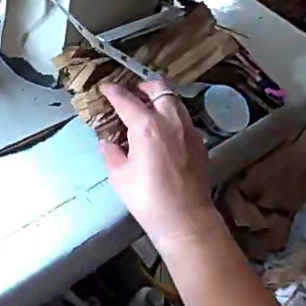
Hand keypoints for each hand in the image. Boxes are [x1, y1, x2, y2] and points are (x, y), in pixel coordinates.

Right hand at [100, 80, 222, 248]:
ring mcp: (188, 130)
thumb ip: (111, 154)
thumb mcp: (120, 176)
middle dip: (143, 86)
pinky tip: (164, 129)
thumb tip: (107, 143)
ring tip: (148, 108)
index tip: (106, 88)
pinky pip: (184, 118)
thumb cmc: (148, 199)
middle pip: (159, 88)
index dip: (113, 92)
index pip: (126, 99)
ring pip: (175, 100)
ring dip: (160, 98)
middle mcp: (170, 121)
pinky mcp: (199, 142)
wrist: (185, 219)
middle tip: (132, 93)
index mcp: (146, 126)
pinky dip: (171, 115)